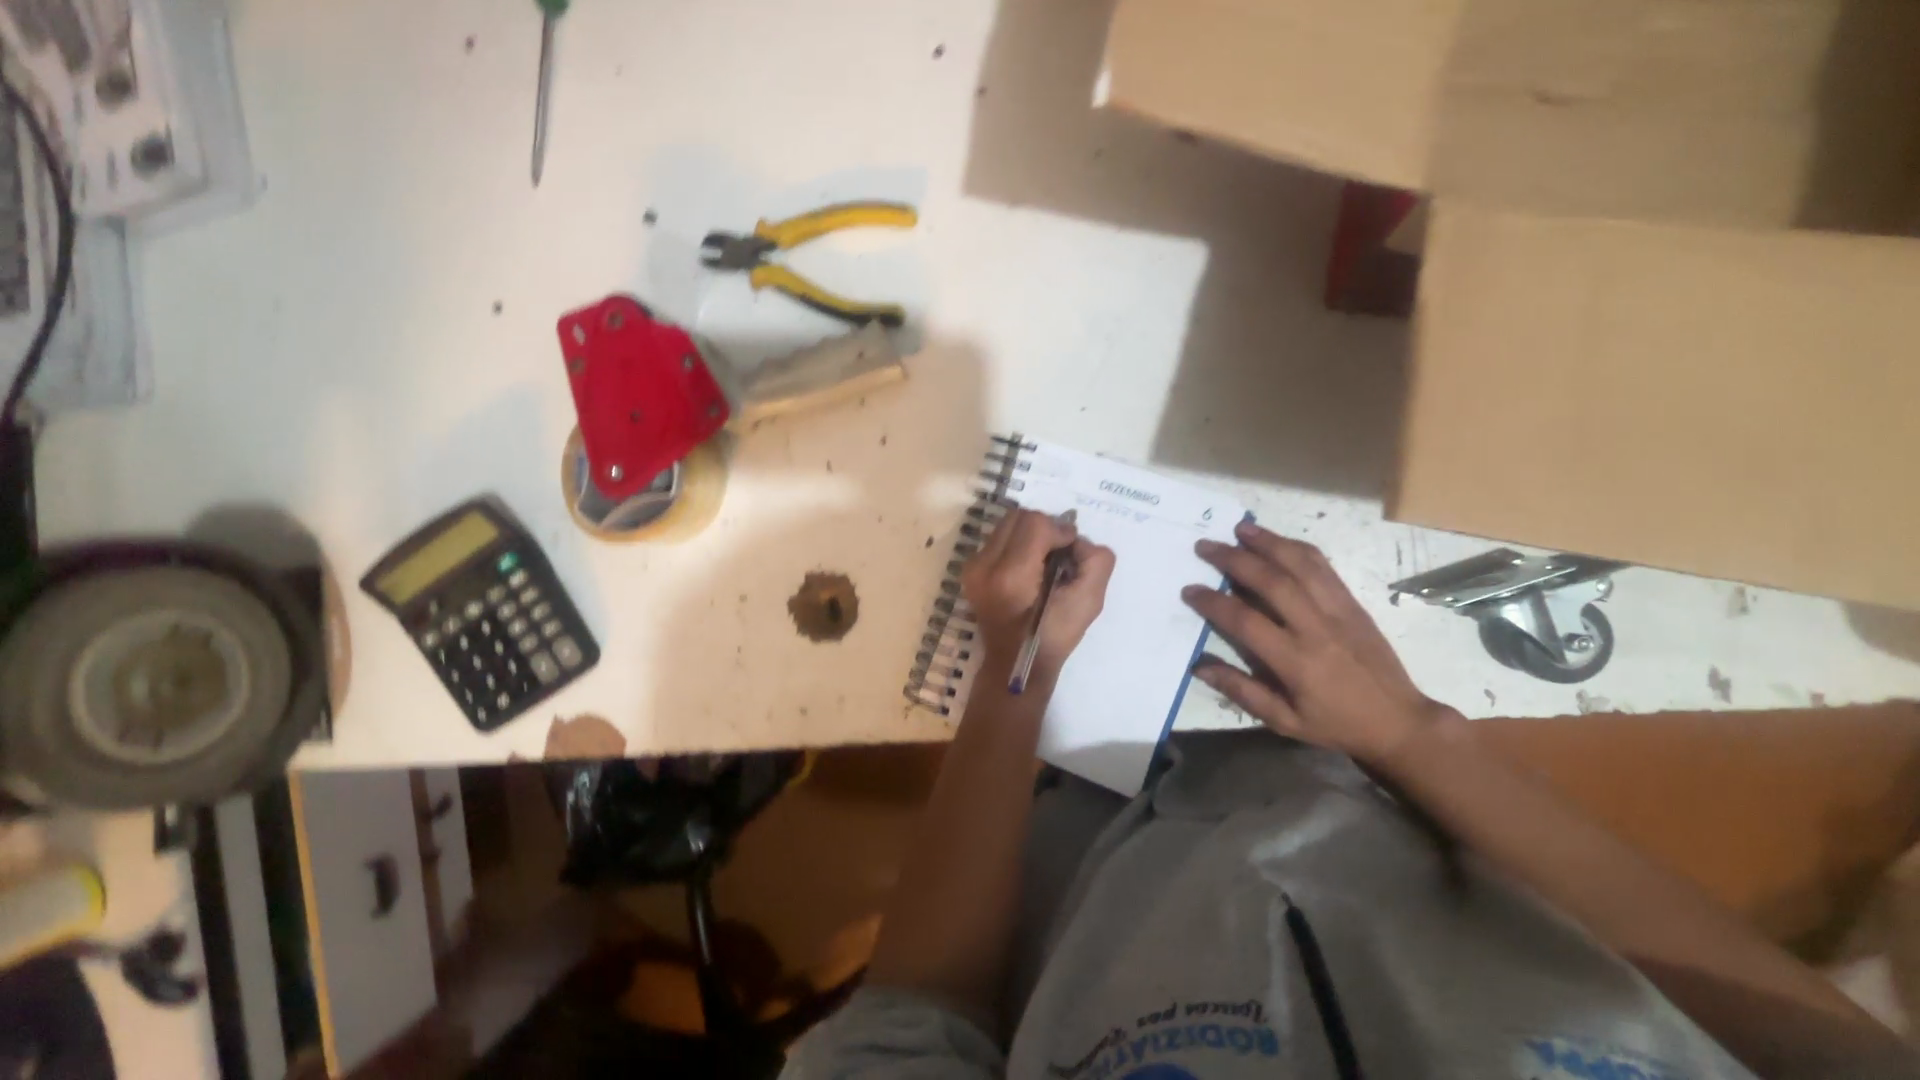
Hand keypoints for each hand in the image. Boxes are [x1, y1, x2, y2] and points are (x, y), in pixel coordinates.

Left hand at [962, 508, 1115, 675]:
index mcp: (1011, 576)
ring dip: (1031, 534)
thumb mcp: (1089, 602)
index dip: (1060, 531)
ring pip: (1007, 524)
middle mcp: (984, 566)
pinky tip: (1028, 568)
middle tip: (1060, 553)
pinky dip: (1018, 544)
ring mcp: (973, 567)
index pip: (1035, 524)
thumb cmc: (1053, 638)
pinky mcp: (970, 570)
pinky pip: (998, 538)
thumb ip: (1096, 562)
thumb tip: (1077, 541)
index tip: (1071, 552)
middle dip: (1045, 528)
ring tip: (1044, 560)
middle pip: (1019, 517)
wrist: (1014, 664)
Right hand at [1181, 520, 1449, 764]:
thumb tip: (1199, 666)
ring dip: (1267, 542)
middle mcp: (1316, 628)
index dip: (1213, 602)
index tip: (1189, 589)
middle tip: (1206, 546)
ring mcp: (1338, 611)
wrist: (1398, 720)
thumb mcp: (1284, 721)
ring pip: (1300, 565)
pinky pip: (1324, 567)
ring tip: (1239, 528)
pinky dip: (1297, 548)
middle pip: (1271, 581)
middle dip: (1234, 559)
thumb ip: (1241, 690)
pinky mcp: (1353, 603)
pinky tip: (1277, 541)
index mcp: (1295, 661)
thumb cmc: (1335, 724)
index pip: (1245, 621)